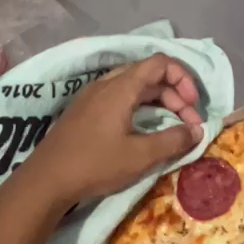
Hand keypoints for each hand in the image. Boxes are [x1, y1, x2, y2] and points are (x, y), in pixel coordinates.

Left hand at [12, 55, 204, 208]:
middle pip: (150, 75)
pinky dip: (141, 108)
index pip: (160, 63)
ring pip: (135, 87)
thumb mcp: (141, 156)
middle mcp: (106, 84)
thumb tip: (197, 131)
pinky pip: (120, 98)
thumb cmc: (95, 164)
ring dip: (159, 102)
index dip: (184, 79)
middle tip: (189, 124)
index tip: (194, 106)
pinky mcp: (85, 111)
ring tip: (172, 127)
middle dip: (175, 95)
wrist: (46, 180)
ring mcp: (93, 97)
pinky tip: (145, 130)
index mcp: (121, 87)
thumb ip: (173, 140)